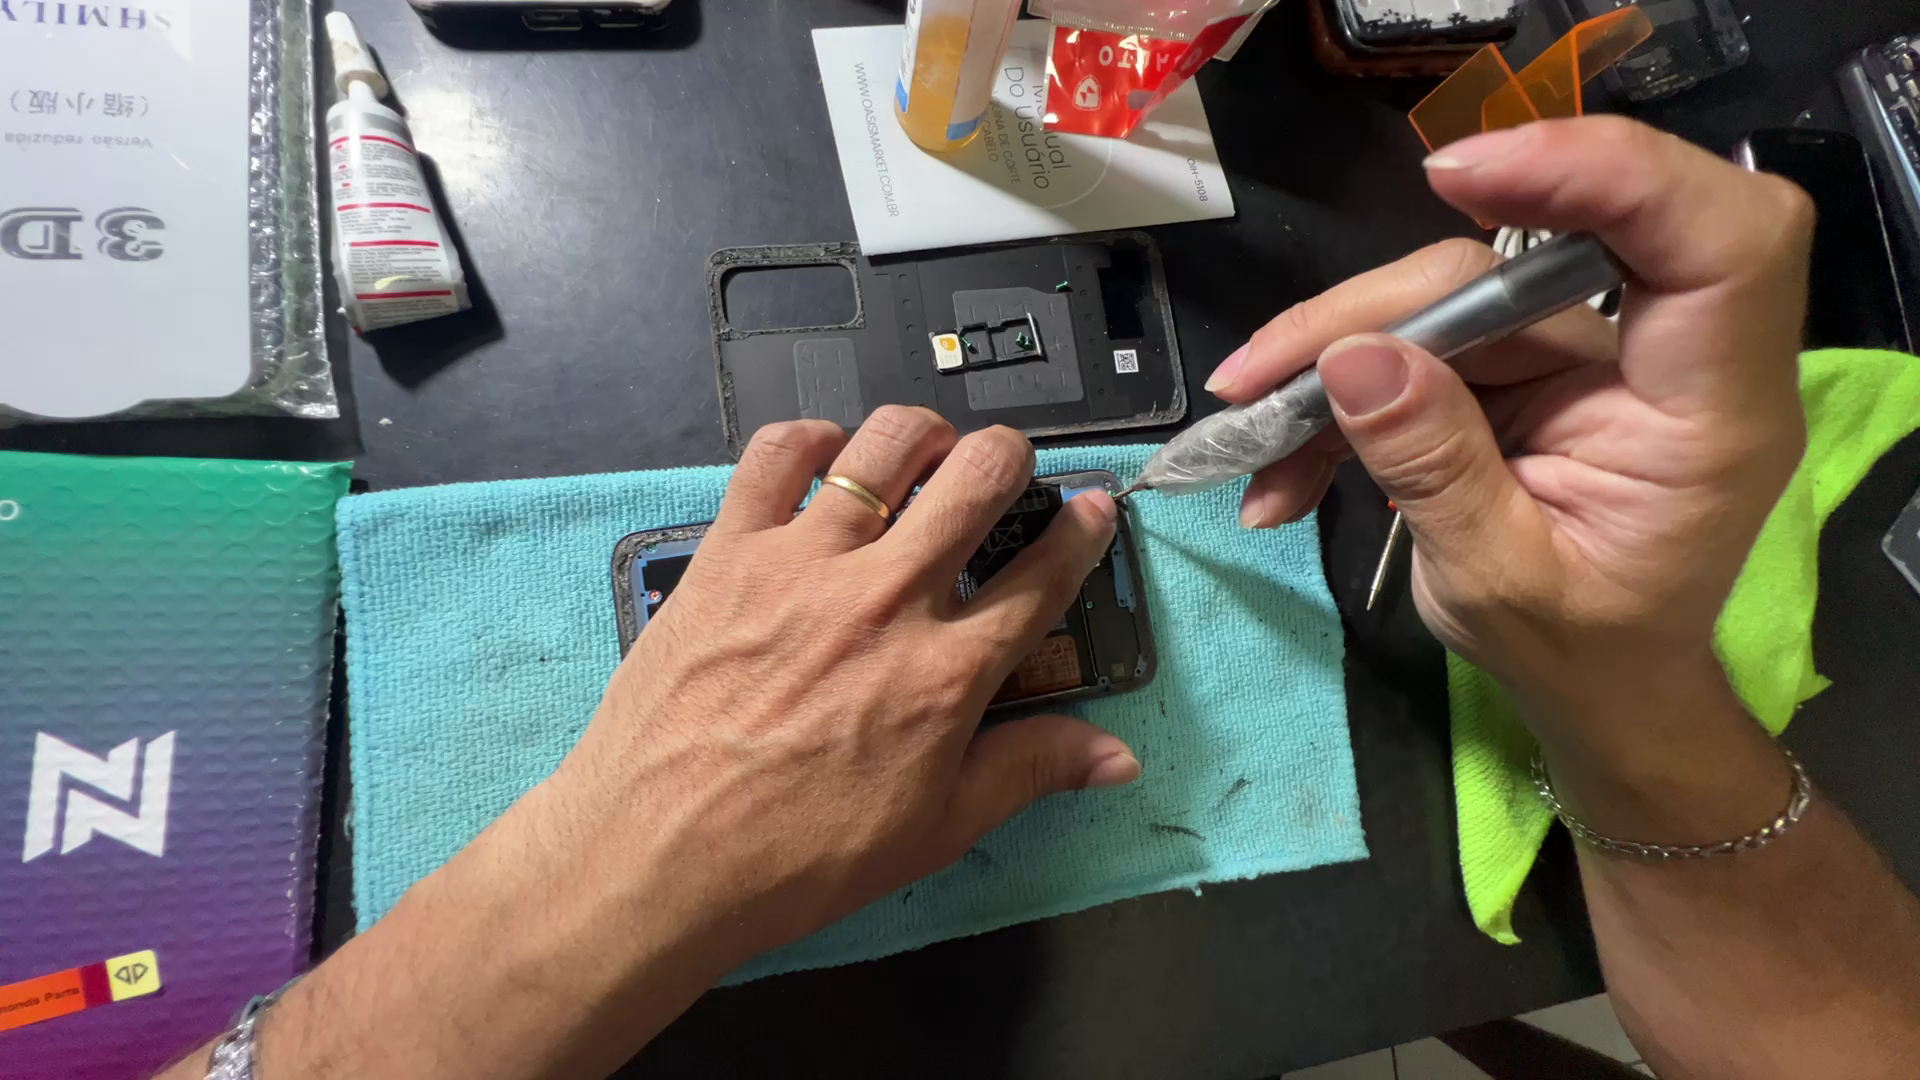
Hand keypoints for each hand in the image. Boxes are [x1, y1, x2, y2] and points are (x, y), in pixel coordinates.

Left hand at [555, 408, 1139, 961]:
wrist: (656, 853)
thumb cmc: (803, 853)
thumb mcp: (937, 828)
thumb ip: (1032, 771)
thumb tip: (1121, 756)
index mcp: (946, 669)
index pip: (1045, 575)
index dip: (1083, 529)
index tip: (1093, 506)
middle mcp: (886, 596)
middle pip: (978, 478)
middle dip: (1012, 456)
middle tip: (1006, 470)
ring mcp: (805, 562)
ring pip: (888, 444)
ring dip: (926, 434)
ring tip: (928, 454)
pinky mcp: (733, 549)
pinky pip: (780, 454)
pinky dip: (815, 440)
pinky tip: (829, 460)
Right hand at [1205, 117, 1810, 745]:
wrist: (1581, 678)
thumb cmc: (1571, 645)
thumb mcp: (1492, 577)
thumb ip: (1431, 468)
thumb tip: (1349, 360)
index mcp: (1692, 412)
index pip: (1702, 244)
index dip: (1598, 176)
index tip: (1455, 176)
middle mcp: (1628, 364)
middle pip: (1491, 281)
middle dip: (1354, 321)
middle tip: (1246, 385)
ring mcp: (1553, 372)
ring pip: (1419, 323)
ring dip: (1314, 379)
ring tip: (1244, 446)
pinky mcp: (1491, 389)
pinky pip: (1394, 373)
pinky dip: (1323, 423)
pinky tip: (1275, 482)